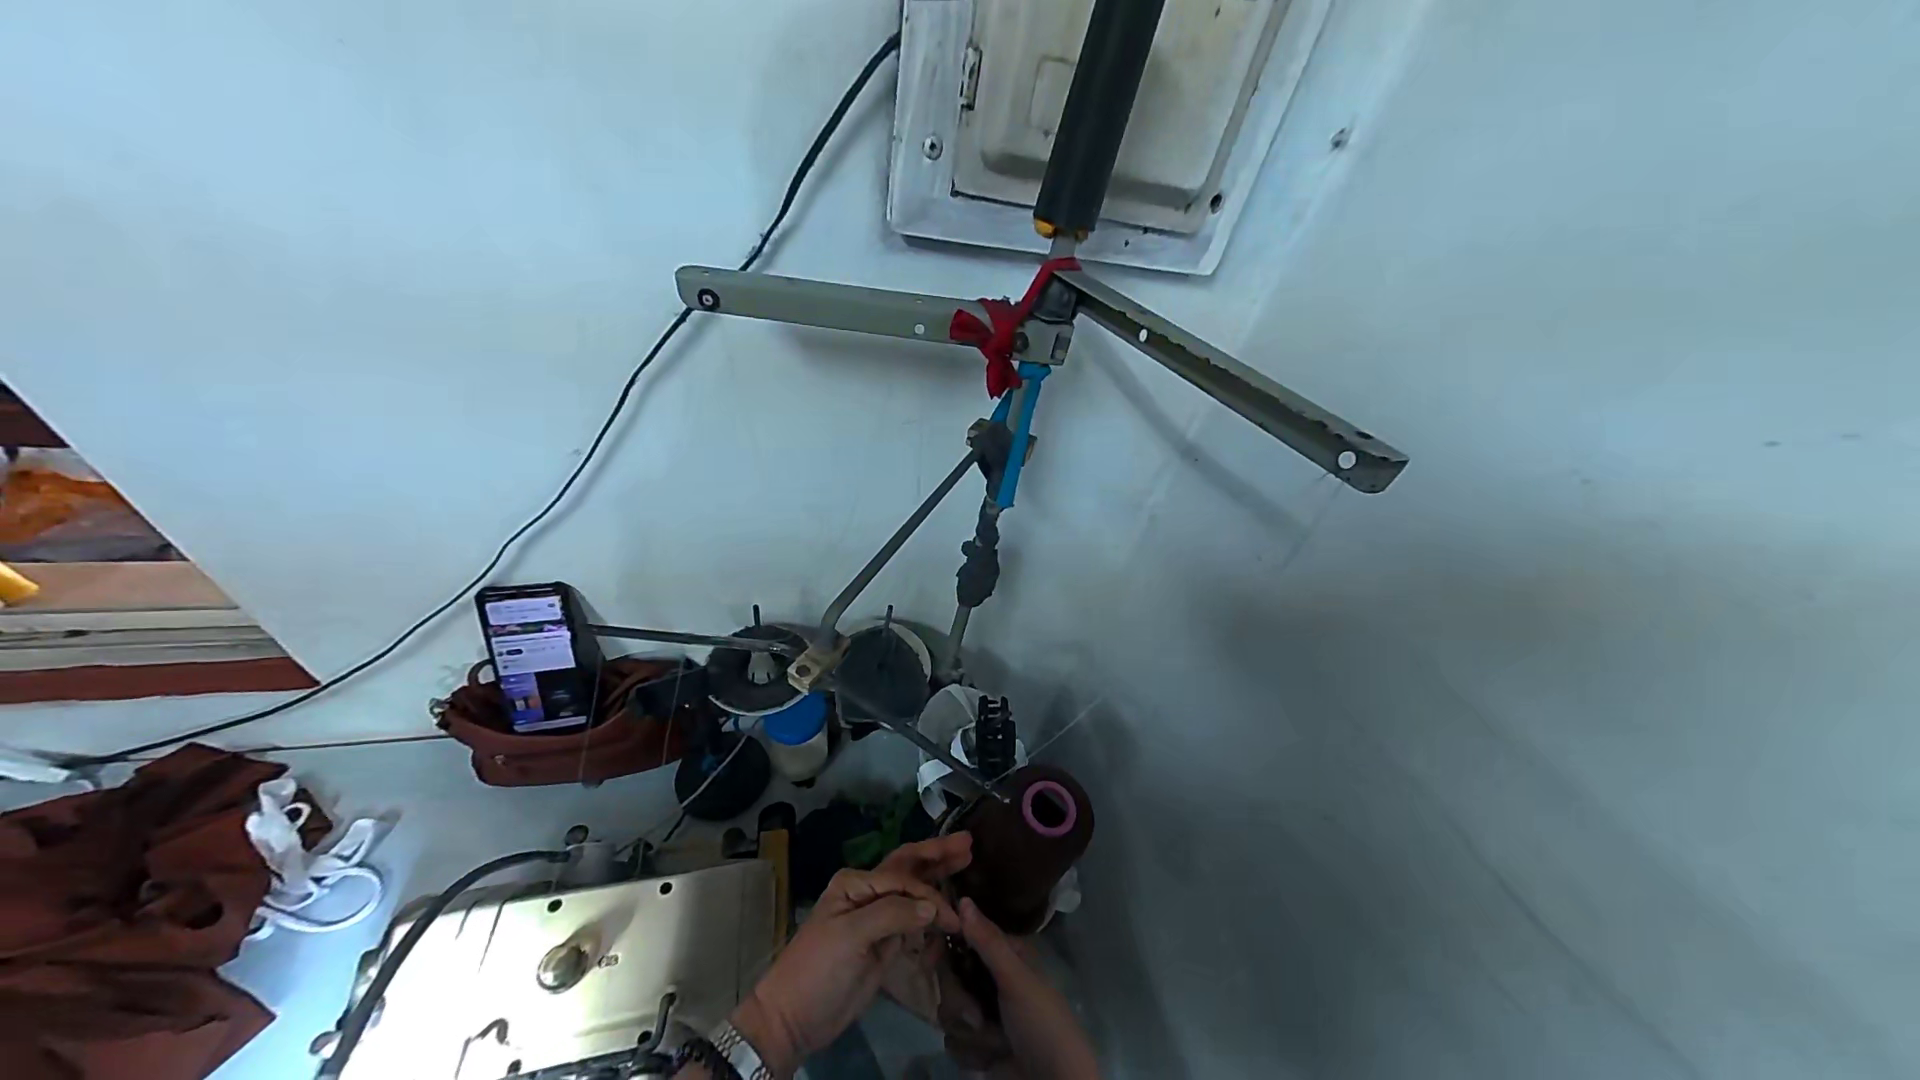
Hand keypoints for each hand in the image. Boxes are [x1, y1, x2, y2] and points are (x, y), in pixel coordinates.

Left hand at [730, 834, 973, 1077]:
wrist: (795, 1017)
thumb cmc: (818, 968)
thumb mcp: (851, 936)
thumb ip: (893, 914)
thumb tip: (934, 905)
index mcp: (856, 882)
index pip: (902, 877)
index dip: (929, 892)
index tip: (951, 916)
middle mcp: (869, 892)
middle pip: (910, 867)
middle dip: (938, 854)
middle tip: (969, 841)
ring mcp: (878, 917)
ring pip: (914, 889)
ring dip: (938, 875)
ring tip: (965, 857)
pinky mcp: (885, 942)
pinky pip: (914, 918)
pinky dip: (932, 909)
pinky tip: (949, 901)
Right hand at [942, 897, 1100, 1079]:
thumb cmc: (1042, 1025)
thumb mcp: (1018, 981)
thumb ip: (988, 942)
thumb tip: (963, 899)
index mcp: (1004, 955)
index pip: (963, 937)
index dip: (943, 946)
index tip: (930, 957)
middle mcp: (990, 979)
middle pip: (949, 977)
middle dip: (959, 1002)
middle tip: (977, 1018)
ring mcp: (983, 1012)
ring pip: (947, 1010)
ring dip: (968, 1033)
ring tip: (995, 1044)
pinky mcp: (976, 1045)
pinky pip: (953, 1041)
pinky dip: (971, 1054)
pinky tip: (990, 1062)